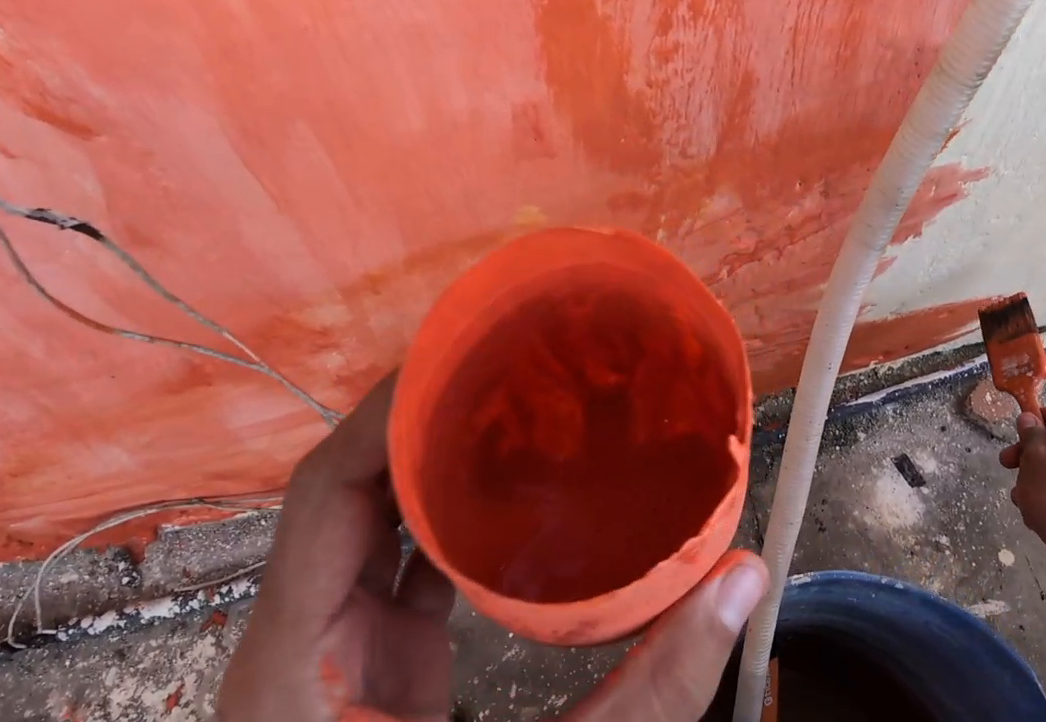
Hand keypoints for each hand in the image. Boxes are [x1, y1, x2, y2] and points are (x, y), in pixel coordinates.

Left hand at [217, 375, 769, 721]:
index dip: (387, 412)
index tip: (467, 357)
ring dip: (433, 458)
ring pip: (369, 518)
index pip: (325, 491)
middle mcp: (298, 639)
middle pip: (347, 488)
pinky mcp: (367, 658)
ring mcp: (328, 649)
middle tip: (513, 364)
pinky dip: (443, 510)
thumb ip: (652, 689)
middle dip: (424, 417)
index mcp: (300, 662)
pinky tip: (508, 485)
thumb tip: (747, 577)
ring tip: (516, 403)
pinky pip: (395, 558)